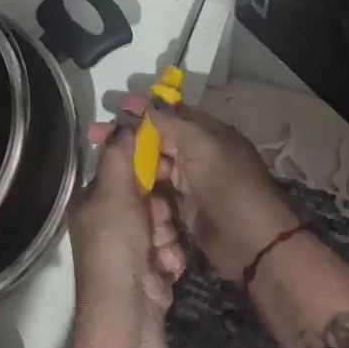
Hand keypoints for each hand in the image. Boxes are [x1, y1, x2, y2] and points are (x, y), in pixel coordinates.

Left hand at [68, 128, 185, 313]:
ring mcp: (129, 248)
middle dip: (160, 210)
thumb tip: (122, 121)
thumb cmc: (115, 245)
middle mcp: (107, 222)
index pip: (121, 170)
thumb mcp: (113, 192)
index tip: (161, 172)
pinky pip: (170, 250)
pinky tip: (164, 270)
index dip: (143, 169)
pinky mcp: (149, 270)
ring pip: (164, 224)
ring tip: (158, 251)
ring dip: (167, 237)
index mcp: (91, 201)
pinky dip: (170, 259)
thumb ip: (119, 155)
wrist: (128, 313)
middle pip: (148, 197)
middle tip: (157, 221)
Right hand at [90, 96, 297, 283]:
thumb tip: (151, 101)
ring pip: (154, 164)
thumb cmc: (230, 189)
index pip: (173, 113)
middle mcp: (199, 154)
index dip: (145, 108)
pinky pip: (155, 189)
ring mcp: (191, 182)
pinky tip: (115, 182)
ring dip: (129, 159)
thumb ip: (175, 123)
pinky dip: (137, 184)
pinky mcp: (183, 207)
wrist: (253, 245)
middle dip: (128, 134)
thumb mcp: (204, 148)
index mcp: (209, 135)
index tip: (116, 105)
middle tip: (95, 133)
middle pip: (158, 138)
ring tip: (99, 157)